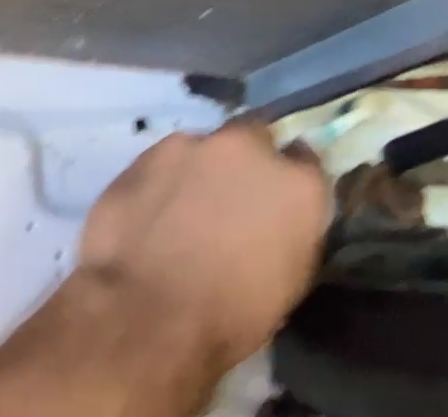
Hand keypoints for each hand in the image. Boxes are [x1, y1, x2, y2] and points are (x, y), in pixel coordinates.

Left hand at [76, 123, 330, 370]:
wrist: (150, 304)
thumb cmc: (234, 311)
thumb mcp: (288, 277)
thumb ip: (287, 227)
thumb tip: (275, 215)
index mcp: (294, 184)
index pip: (305, 159)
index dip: (291, 174)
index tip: (281, 190)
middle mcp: (243, 150)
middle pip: (252, 135)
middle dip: (247, 156)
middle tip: (233, 192)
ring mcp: (187, 145)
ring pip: (201, 146)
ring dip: (200, 166)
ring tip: (186, 202)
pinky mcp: (142, 153)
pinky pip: (162, 160)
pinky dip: (163, 177)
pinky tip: (153, 205)